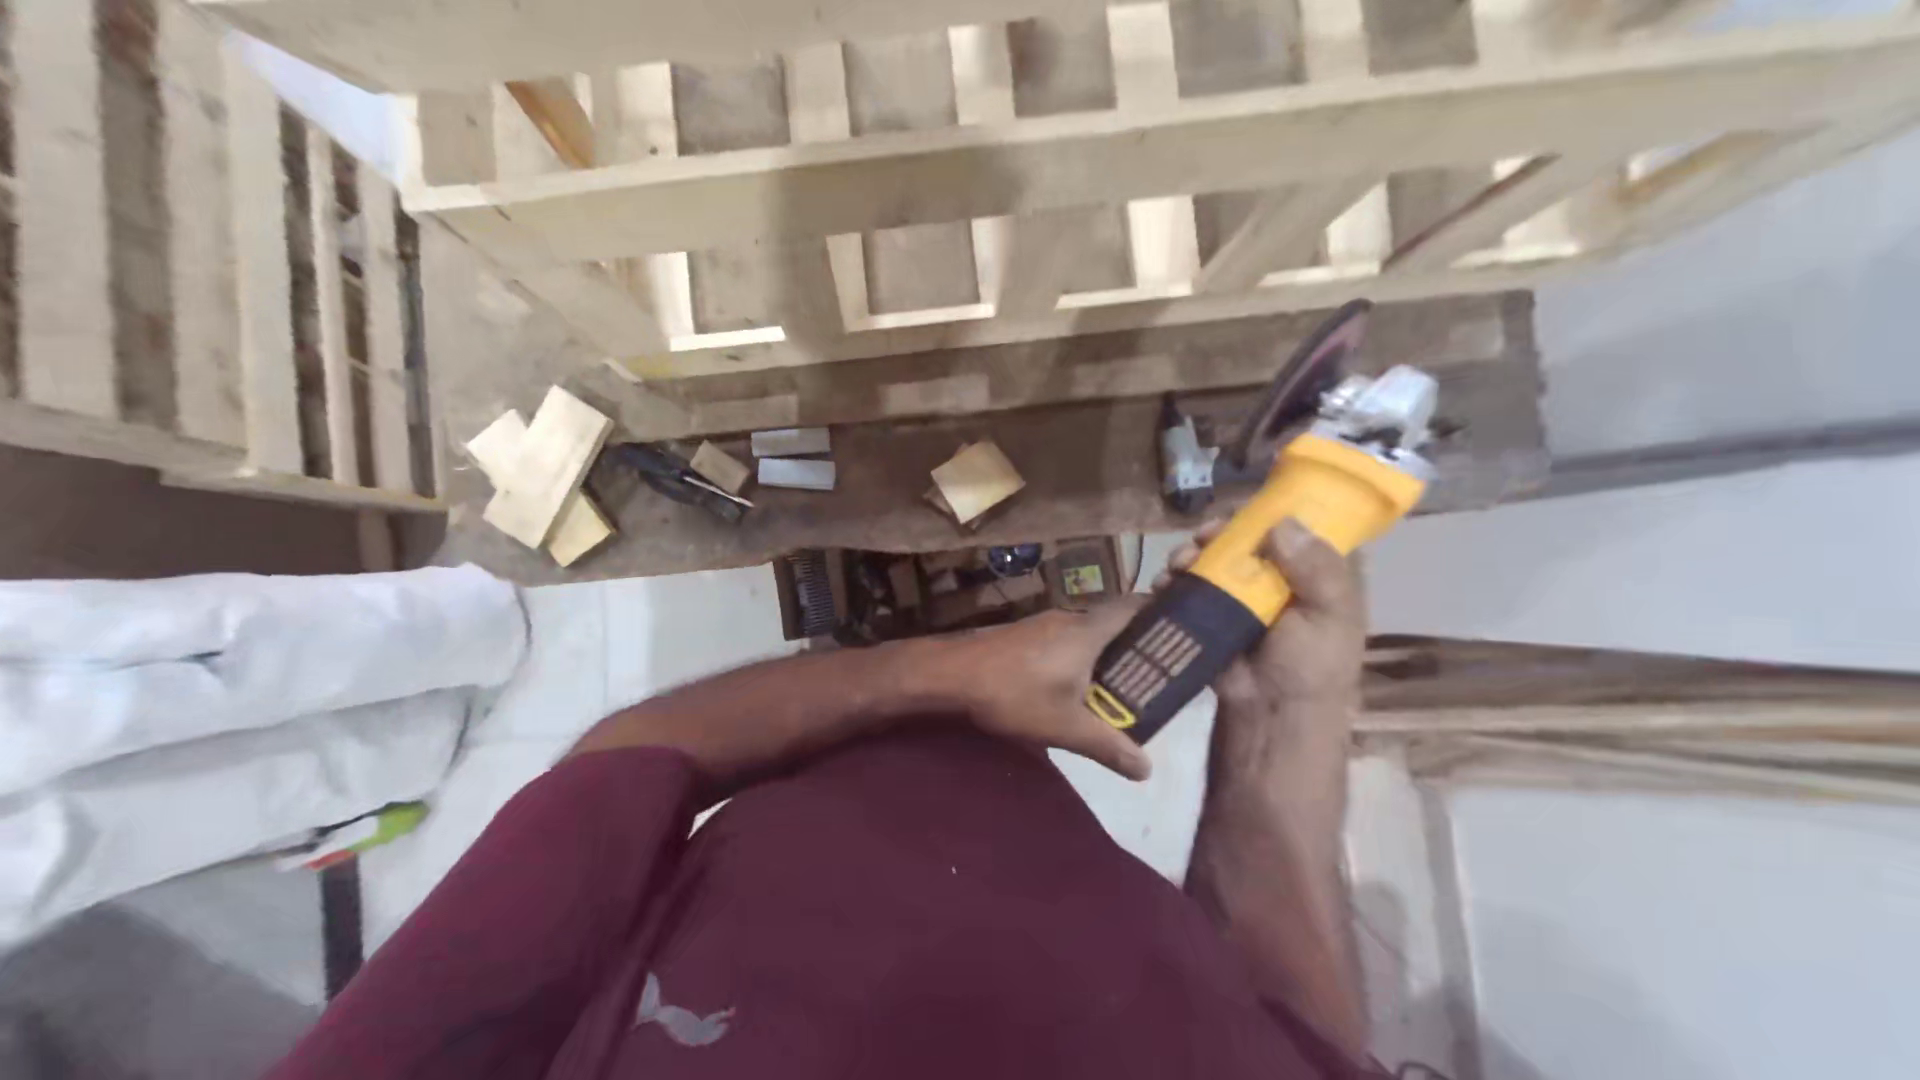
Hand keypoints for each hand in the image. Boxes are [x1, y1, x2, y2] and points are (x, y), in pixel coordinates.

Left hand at [931, 601, 1154, 781]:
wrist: (951, 675)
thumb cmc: (1014, 694)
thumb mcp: (1065, 727)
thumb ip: (1108, 746)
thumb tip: (1147, 769)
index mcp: (1087, 630)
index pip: (1134, 606)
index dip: (1160, 612)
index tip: (1179, 633)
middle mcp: (1068, 617)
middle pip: (1113, 620)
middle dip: (1135, 642)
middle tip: (1155, 672)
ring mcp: (1042, 622)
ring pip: (1086, 630)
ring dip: (1104, 650)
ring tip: (1118, 683)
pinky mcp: (1023, 633)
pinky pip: (1064, 638)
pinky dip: (1079, 654)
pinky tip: (1074, 682)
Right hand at [1154, 517, 1364, 743]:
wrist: (1270, 713)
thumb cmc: (1311, 666)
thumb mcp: (1331, 615)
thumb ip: (1317, 567)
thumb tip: (1281, 522)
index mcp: (1314, 572)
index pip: (1295, 526)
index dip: (1269, 512)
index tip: (1245, 511)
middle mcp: (1275, 577)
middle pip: (1244, 538)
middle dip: (1217, 532)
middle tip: (1202, 536)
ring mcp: (1240, 595)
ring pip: (1212, 558)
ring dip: (1191, 553)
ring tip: (1178, 562)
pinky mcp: (1209, 612)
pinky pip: (1189, 586)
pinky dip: (1175, 579)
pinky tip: (1166, 582)